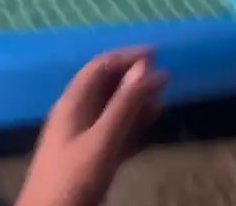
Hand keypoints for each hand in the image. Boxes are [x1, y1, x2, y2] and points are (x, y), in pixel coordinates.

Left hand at [16, 49, 168, 205]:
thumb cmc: (72, 180)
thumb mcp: (102, 141)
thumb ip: (123, 105)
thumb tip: (145, 67)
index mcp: (73, 103)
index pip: (100, 67)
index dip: (127, 57)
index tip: (157, 54)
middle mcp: (76, 115)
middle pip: (106, 86)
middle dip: (133, 78)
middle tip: (163, 78)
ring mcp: (81, 138)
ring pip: (111, 110)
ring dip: (134, 102)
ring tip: (161, 99)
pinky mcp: (88, 160)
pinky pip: (113, 133)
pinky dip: (131, 126)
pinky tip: (149, 127)